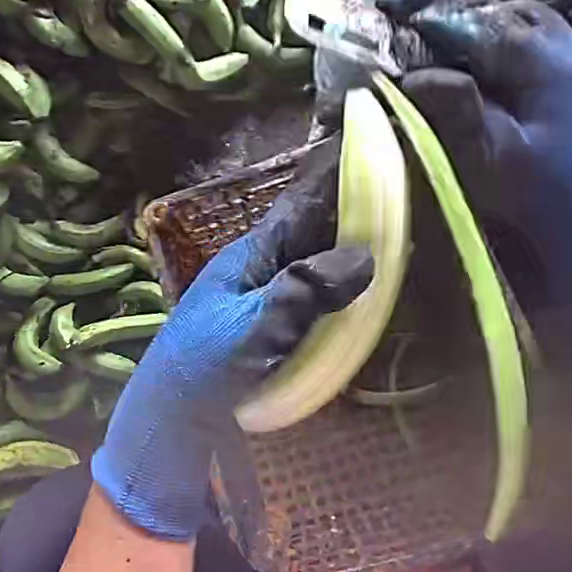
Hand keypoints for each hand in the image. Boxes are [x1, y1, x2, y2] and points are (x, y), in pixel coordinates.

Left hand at [93, 145, 372, 539]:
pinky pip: (314, 294)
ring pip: (316, 262)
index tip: (369, 150)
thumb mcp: (253, 328)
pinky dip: (340, 286)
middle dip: (352, 213)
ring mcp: (266, 298)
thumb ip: (304, 291)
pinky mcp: (272, 328)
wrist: (170, 421)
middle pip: (314, 230)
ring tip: (394, 237)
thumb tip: (365, 255)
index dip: (335, 177)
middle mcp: (262, 267)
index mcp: (252, 254)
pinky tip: (363, 292)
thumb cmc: (204, 368)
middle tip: (401, 199)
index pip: (302, 204)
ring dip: (349, 249)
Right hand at [380, 0, 571, 356]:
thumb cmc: (540, 198)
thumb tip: (414, 73)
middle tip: (419, 29)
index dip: (435, 18)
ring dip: (489, 28)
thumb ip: (456, 107)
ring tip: (450, 44)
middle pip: (510, 14)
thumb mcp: (491, 156)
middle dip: (462, 17)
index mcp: (549, 65)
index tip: (395, 14)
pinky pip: (549, 42)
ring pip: (532, 23)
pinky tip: (493, 66)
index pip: (483, 24)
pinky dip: (514, 43)